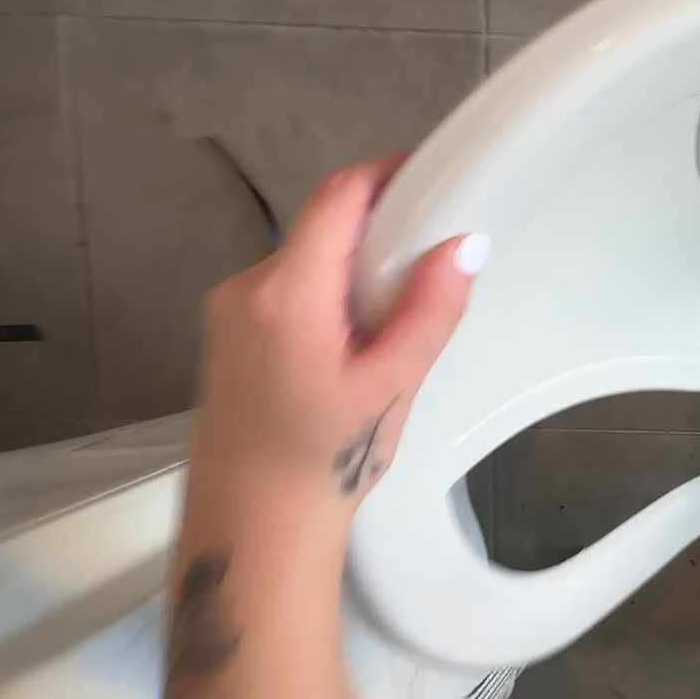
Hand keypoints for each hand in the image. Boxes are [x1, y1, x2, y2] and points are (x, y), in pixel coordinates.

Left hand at [186, 155, 486, 523]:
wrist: (253, 524)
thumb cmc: (326, 459)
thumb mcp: (394, 384)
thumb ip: (431, 310)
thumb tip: (466, 245)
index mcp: (286, 294)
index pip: (338, 198)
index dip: (388, 174)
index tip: (437, 175)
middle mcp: (248, 288)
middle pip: (326, 227)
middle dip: (385, 234)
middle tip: (436, 268)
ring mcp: (233, 310)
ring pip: (313, 259)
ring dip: (362, 269)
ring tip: (402, 324)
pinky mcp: (234, 332)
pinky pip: (296, 288)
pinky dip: (337, 295)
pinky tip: (363, 345)